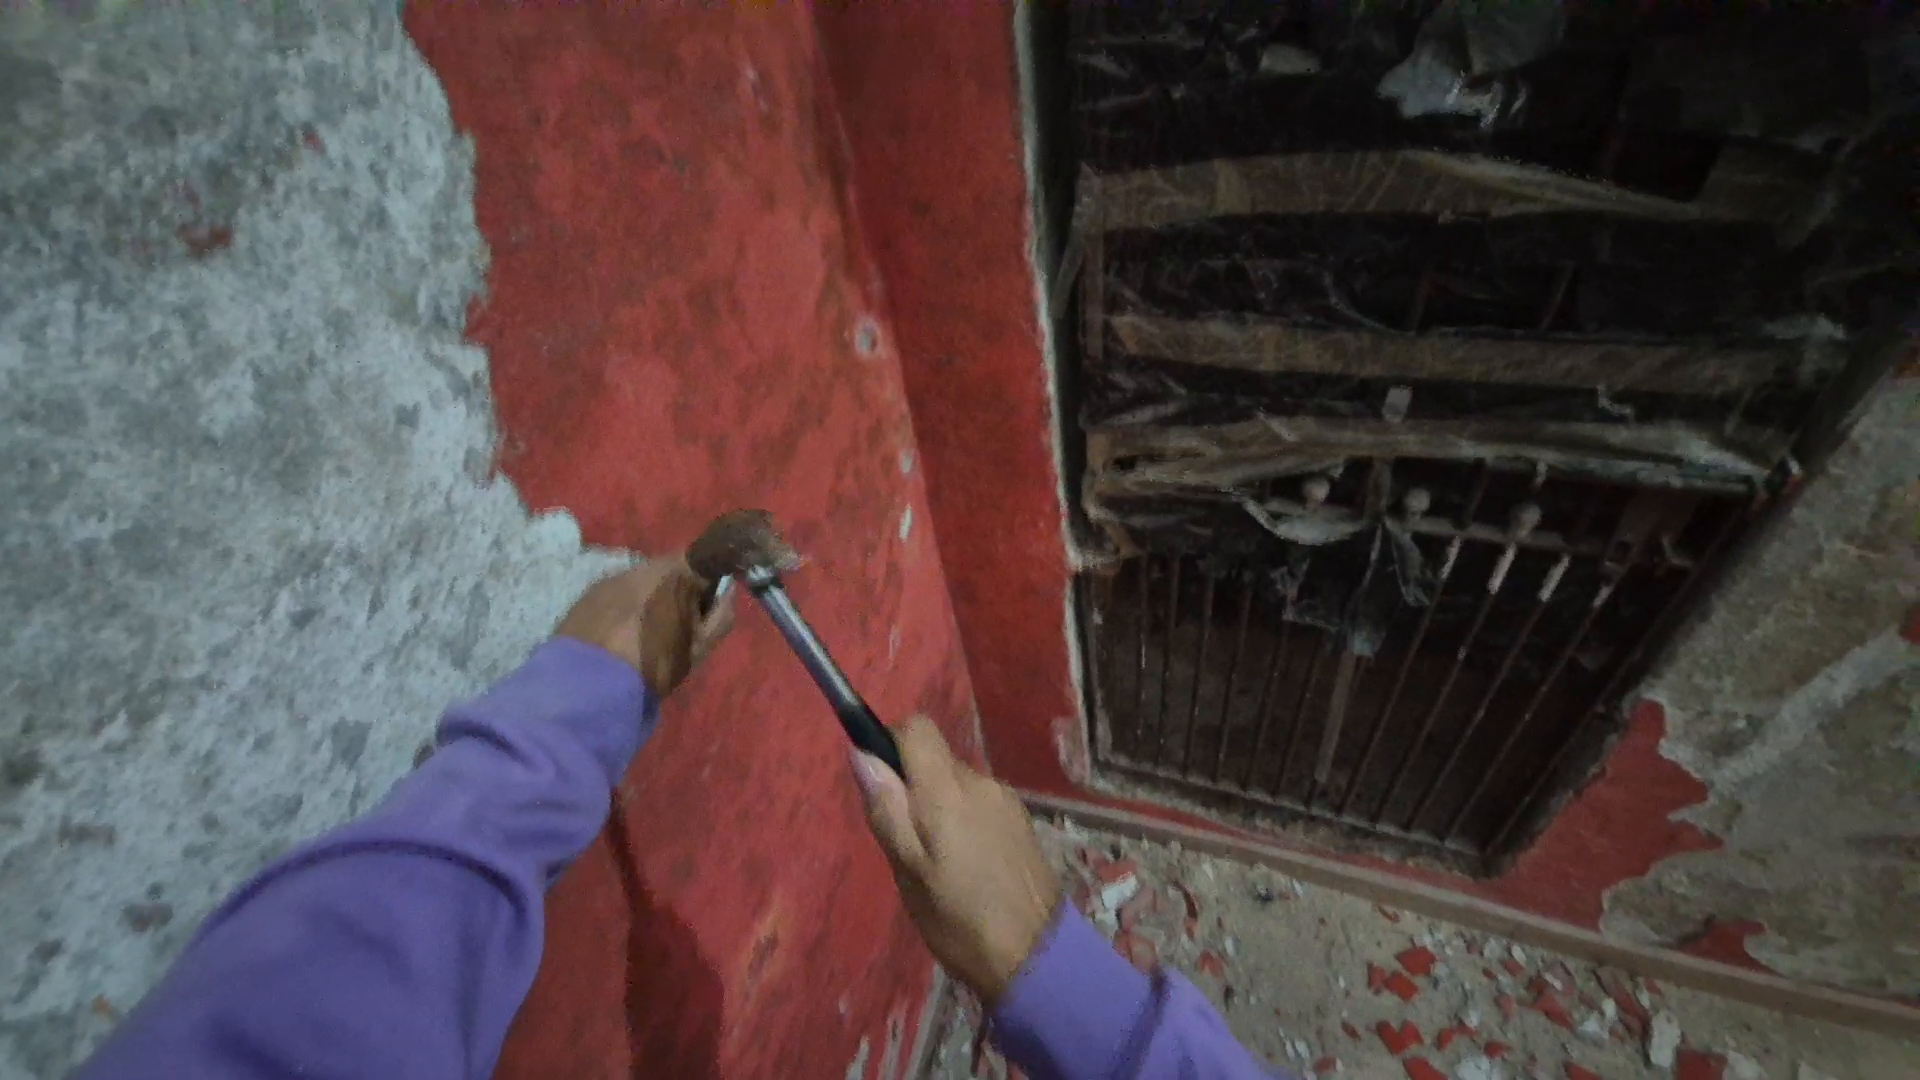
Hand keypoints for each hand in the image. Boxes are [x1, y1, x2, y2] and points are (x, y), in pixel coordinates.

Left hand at [554, 556, 734, 696]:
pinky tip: (618, 636)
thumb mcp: (700, 647)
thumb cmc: (654, 665)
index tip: (707, 606)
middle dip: (676, 589)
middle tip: (677, 624)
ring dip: (648, 598)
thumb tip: (727, 592)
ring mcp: (610, 579)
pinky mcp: (585, 595)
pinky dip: (623, 609)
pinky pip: (615, 595)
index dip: (708, 580)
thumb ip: (721, 615)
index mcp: (674, 573)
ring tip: (643, 633)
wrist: (586, 687)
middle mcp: (641, 565)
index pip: (702, 559)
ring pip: (640, 582)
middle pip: (669, 569)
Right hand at [850, 716, 1059, 1004]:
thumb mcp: (909, 871)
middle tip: (908, 843)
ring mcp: (1004, 797)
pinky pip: (978, 800)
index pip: (917, 727)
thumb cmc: (959, 919)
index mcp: (948, 789)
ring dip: (939, 805)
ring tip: (939, 861)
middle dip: (914, 787)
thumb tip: (861, 752)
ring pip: (956, 782)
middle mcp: (980, 780)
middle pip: (936, 757)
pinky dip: (964, 818)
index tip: (882, 782)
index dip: (892, 742)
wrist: (1037, 956)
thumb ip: (886, 808)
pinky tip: (968, 862)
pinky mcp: (1019, 816)